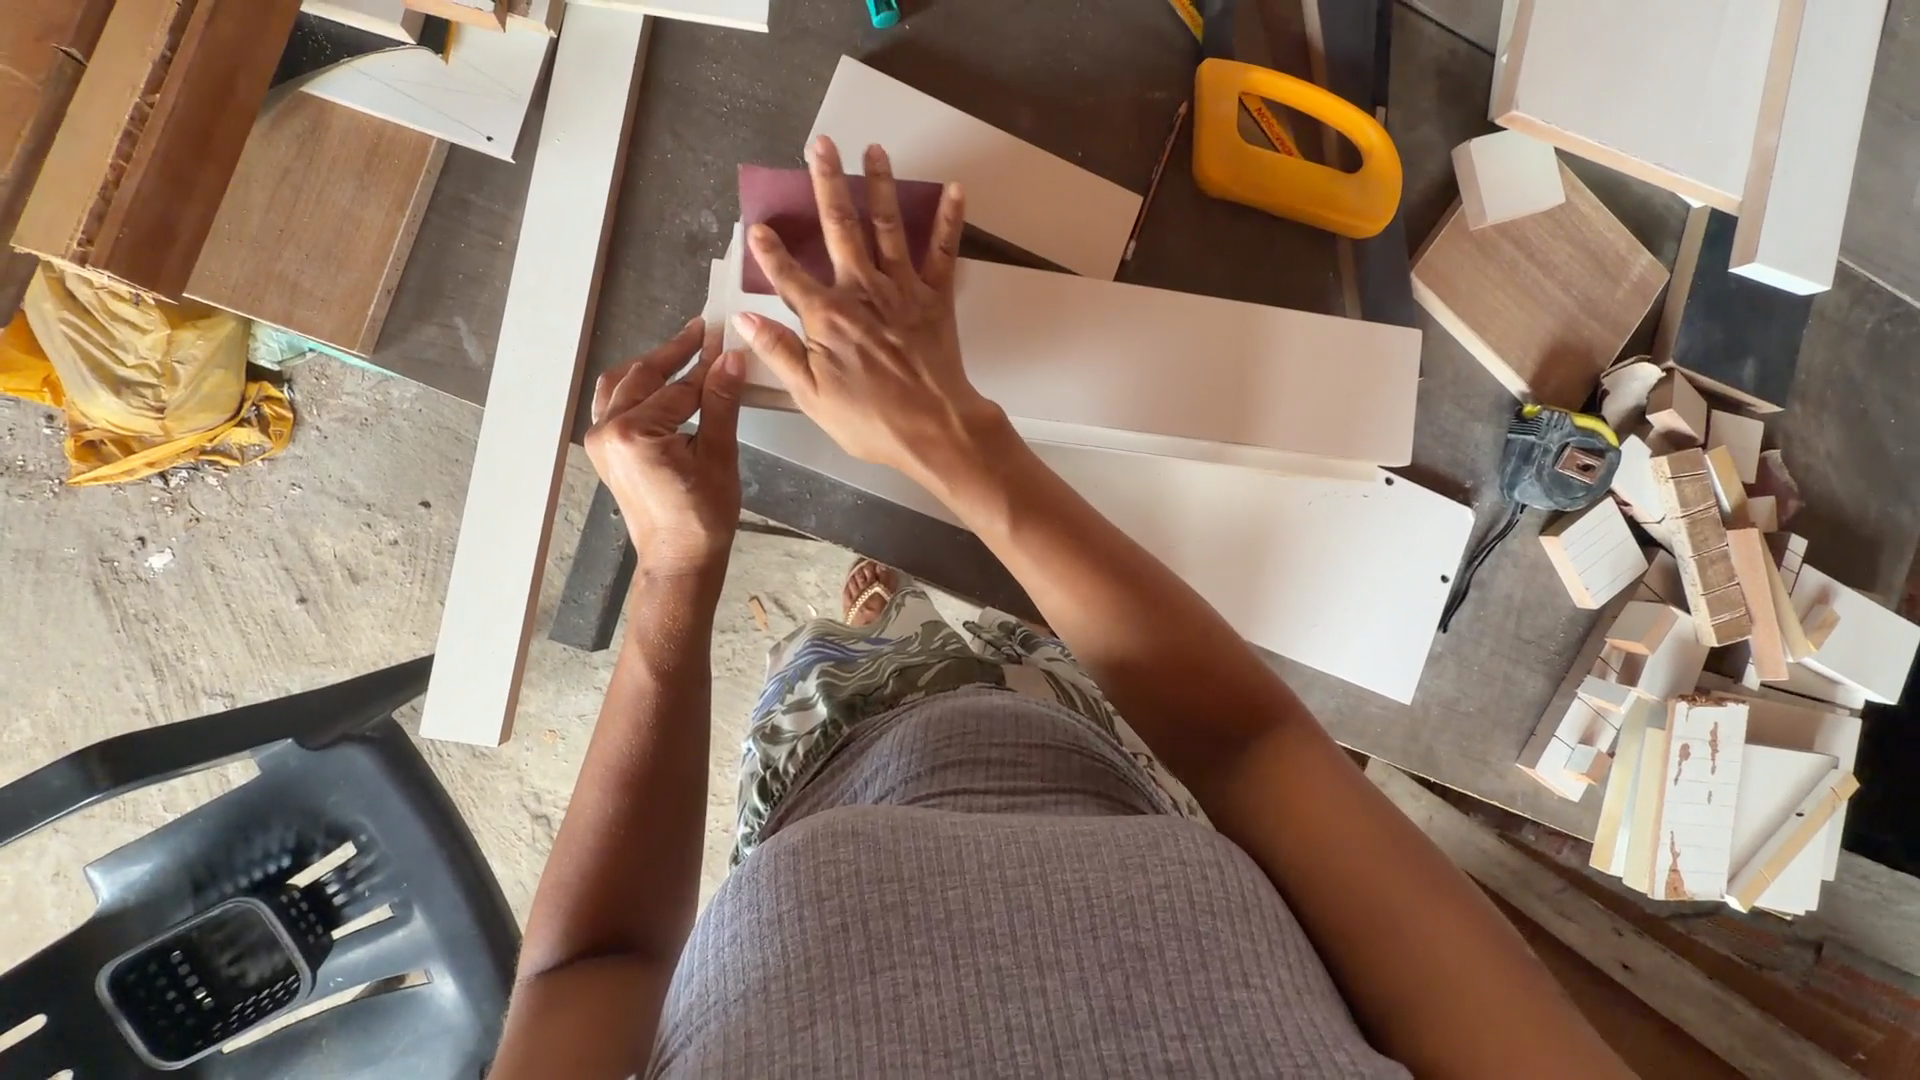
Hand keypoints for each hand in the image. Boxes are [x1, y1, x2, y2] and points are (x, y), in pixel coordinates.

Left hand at [585, 318, 744, 574]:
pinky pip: (615, 405)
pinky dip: (637, 388)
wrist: (679, 560)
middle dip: (676, 353)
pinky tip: (659, 382)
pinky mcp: (605, 450)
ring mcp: (600, 440)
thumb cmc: (703, 516)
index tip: (724, 335)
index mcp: (634, 432)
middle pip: (644, 377)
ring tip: (683, 350)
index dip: (706, 362)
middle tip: (703, 330)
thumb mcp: (719, 456)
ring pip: (623, 386)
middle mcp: (607, 430)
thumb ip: (720, 402)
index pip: (679, 386)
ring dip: (652, 366)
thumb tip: (731, 358)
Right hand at [731, 136, 1007, 482]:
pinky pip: (943, 254)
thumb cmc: (870, 420)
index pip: (789, 276)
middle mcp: (863, 293)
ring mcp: (902, 291)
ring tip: (873, 150)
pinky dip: (949, 222)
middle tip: (820, 145)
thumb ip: (779, 352)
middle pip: (840, 229)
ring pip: (888, 227)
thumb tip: (743, 322)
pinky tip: (955, 191)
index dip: (770, 252)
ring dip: (880, 186)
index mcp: (827, 318)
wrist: (933, 429)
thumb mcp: (811, 395)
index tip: (757, 227)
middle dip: (826, 184)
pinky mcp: (935, 300)